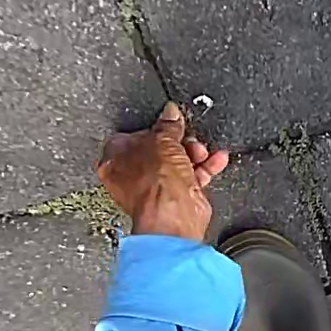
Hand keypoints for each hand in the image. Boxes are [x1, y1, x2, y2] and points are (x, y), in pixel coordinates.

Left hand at [97, 102, 229, 241]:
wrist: (175, 216)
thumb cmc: (155, 186)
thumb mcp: (162, 140)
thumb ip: (167, 125)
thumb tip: (170, 114)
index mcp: (114, 162)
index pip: (130, 137)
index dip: (151, 128)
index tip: (166, 123)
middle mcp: (132, 178)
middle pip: (157, 150)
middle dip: (176, 142)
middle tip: (185, 136)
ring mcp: (156, 189)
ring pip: (176, 163)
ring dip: (193, 153)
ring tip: (200, 149)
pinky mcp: (178, 197)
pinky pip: (193, 176)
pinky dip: (206, 167)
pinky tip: (216, 158)